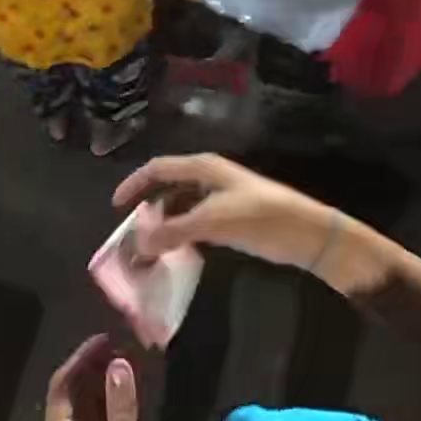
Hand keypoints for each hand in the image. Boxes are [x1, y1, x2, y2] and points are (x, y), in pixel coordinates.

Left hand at [39, 335, 143, 420]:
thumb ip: (121, 417)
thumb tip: (119, 363)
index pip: (61, 388)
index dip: (81, 358)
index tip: (108, 338)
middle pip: (68, 402)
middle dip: (92, 372)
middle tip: (122, 349)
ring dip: (100, 394)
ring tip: (126, 370)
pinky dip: (106, 420)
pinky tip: (125, 411)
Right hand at [112, 154, 388, 293]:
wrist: (305, 232)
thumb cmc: (259, 217)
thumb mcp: (213, 221)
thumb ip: (173, 231)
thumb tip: (137, 245)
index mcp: (202, 167)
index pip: (158, 168)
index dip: (134, 184)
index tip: (116, 208)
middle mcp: (207, 177)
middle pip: (167, 188)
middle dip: (147, 210)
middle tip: (131, 238)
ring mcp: (218, 197)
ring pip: (180, 207)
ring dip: (163, 226)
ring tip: (148, 251)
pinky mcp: (228, 217)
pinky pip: (194, 222)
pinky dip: (180, 235)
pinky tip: (175, 253)